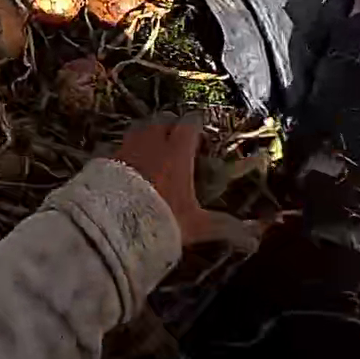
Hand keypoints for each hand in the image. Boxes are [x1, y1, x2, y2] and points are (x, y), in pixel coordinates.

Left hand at [114, 115, 257, 248]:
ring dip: (147, 133)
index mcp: (177, 151)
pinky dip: (124, 150)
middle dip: (171, 125)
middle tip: (178, 140)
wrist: (114, 223)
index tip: (200, 135)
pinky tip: (125, 163)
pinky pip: (117, 145)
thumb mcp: (196, 225)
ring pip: (139, 127)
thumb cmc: (161, 219)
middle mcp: (152, 142)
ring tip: (152, 148)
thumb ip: (223, 227)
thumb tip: (253, 239)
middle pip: (163, 119)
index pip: (190, 123)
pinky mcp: (106, 156)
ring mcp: (127, 147)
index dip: (196, 125)